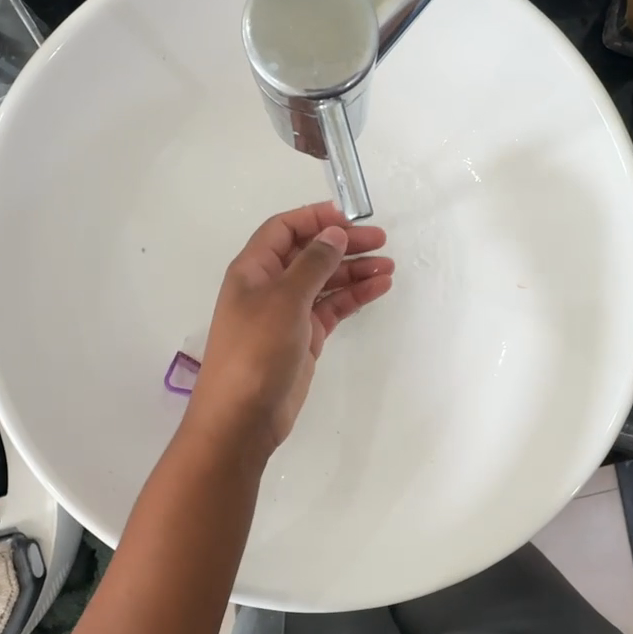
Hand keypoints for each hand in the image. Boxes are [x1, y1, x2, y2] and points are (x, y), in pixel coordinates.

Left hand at [186, 202, 393, 455]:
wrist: (244, 416)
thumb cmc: (256, 350)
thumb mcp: (284, 299)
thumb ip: (312, 263)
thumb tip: (334, 233)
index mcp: (254, 269)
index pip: (285, 229)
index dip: (315, 218)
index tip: (351, 217)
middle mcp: (271, 286)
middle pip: (310, 253)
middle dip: (343, 244)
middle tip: (381, 241)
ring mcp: (289, 313)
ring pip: (326, 281)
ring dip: (354, 271)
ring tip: (388, 266)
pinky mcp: (305, 338)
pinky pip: (333, 308)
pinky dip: (354, 297)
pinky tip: (379, 288)